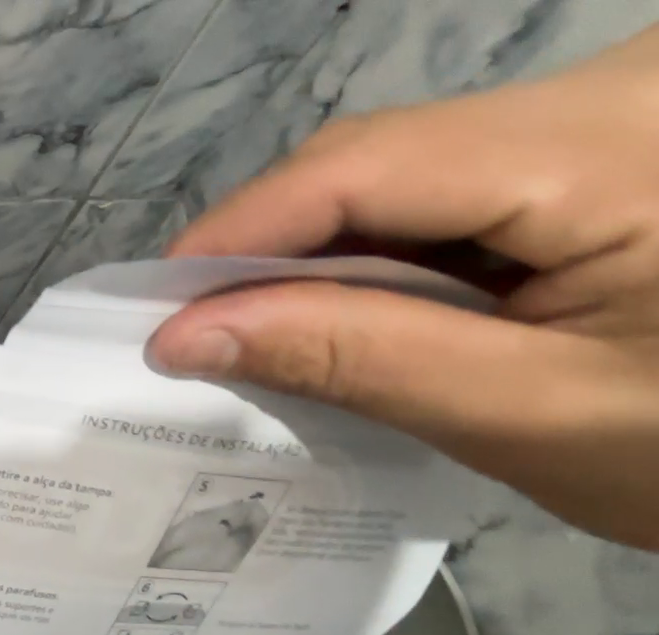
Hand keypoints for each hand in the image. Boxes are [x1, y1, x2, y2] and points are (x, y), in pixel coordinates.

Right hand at [145, 26, 658, 551]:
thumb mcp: (520, 412)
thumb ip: (348, 357)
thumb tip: (187, 334)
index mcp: (620, 148)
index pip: (366, 164)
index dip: (236, 233)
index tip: (153, 312)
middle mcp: (619, 91)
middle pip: (374, 156)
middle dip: (266, 249)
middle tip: (197, 335)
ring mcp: (613, 109)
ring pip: (398, 167)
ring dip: (314, 255)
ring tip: (263, 334)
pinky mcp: (602, 139)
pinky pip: (442, 182)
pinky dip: (373, 252)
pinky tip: (350, 310)